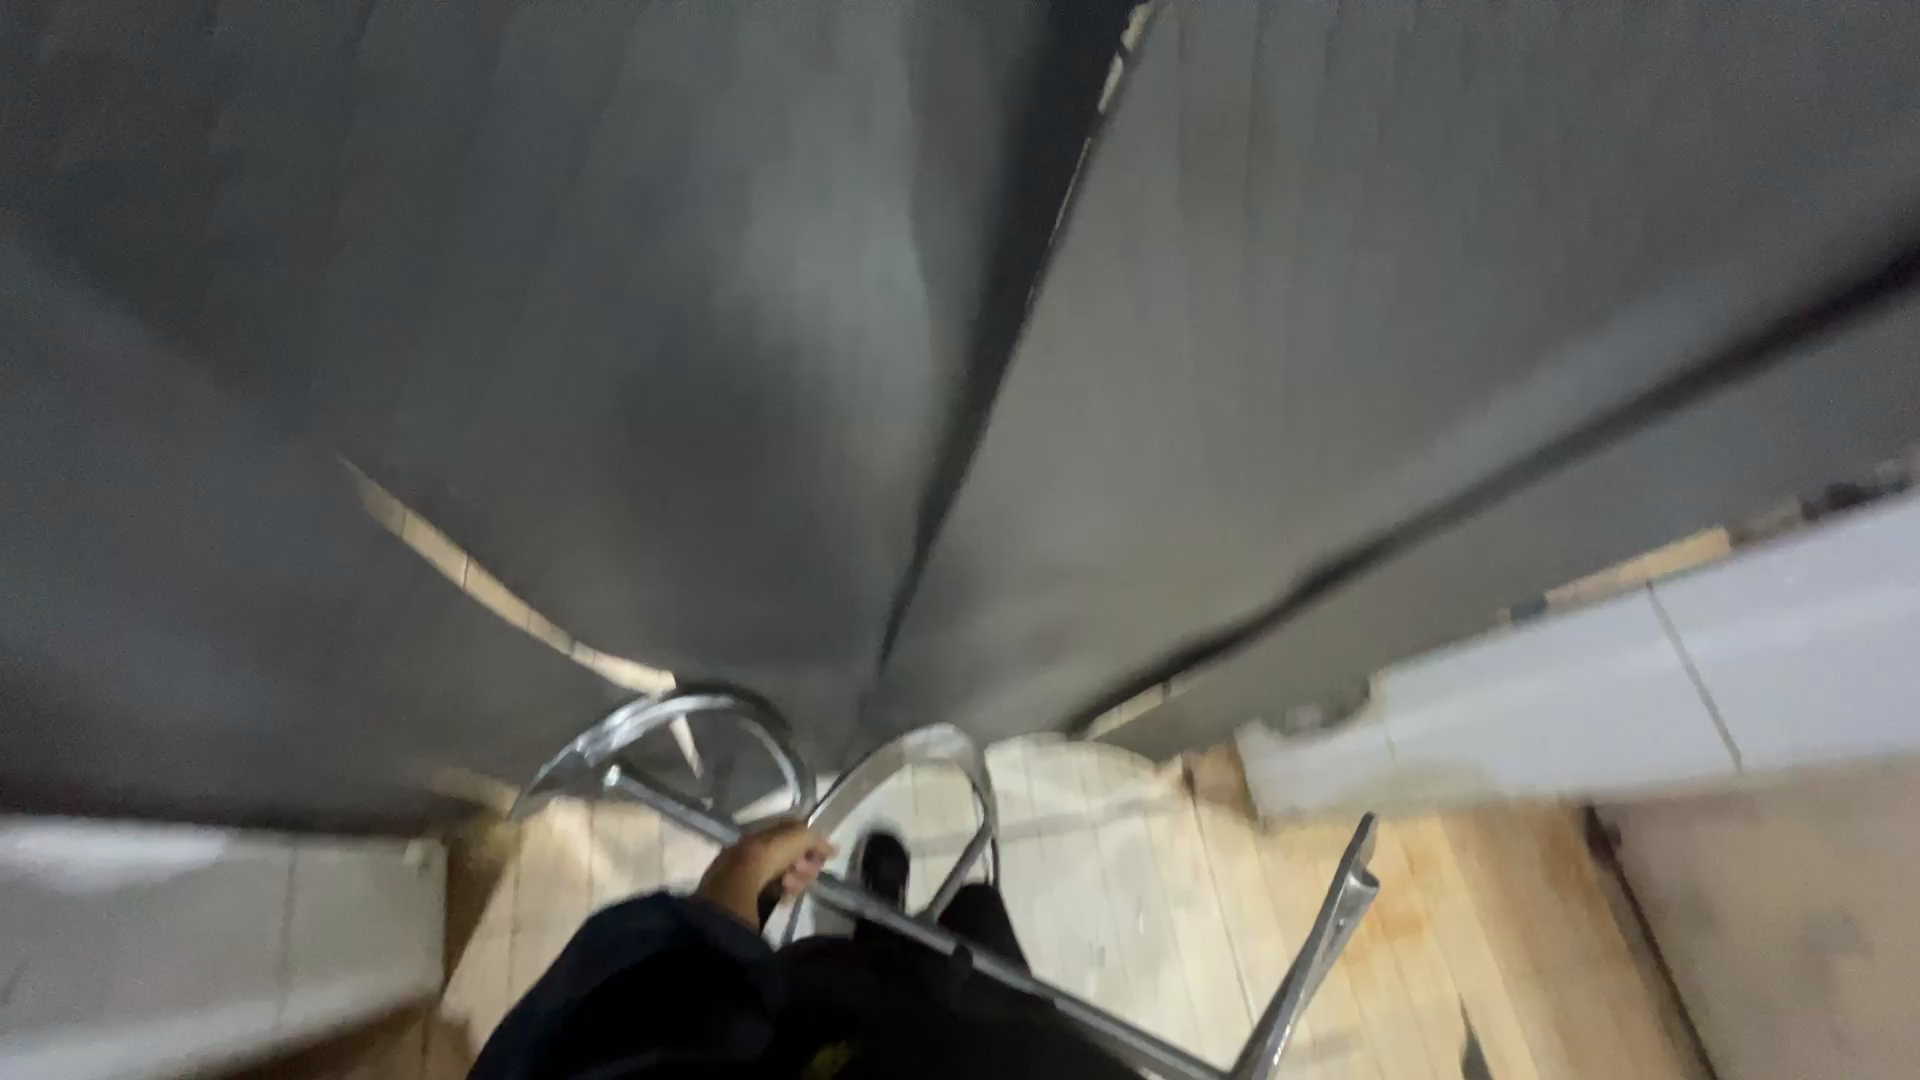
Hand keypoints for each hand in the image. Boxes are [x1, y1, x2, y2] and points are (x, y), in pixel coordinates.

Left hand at [695, 819, 834, 928]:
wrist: (740, 881)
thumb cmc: (771, 852)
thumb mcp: (800, 837)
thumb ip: (818, 840)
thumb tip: (833, 848)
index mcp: (770, 829)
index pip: (798, 833)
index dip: (813, 844)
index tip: (821, 855)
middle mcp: (762, 846)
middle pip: (795, 856)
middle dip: (805, 865)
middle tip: (804, 871)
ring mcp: (756, 869)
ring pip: (788, 874)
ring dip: (796, 880)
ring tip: (790, 885)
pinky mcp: (752, 890)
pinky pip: (778, 891)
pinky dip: (784, 892)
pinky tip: (783, 894)